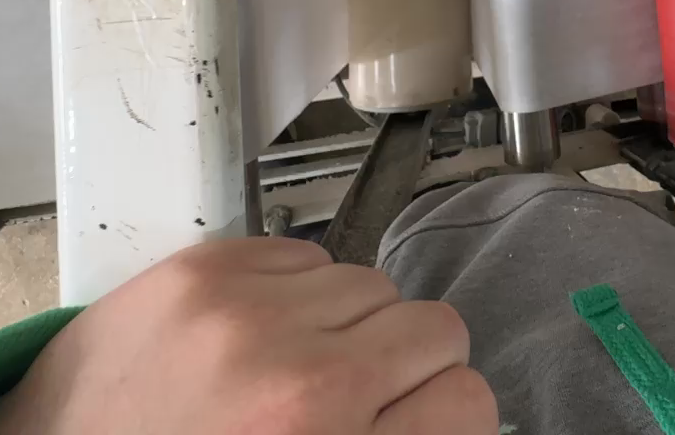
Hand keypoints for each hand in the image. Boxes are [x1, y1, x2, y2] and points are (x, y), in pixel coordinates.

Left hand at [0, 238, 497, 434]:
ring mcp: (247, 311)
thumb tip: (449, 417)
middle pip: (436, 326)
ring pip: (375, 284)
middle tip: (363, 393)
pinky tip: (255, 334)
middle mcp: (299, 379)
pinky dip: (299, 294)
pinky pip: (310, 256)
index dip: (452, 415)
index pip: (467, 402)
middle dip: (410, 364)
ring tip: (298, 361)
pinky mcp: (207, 265)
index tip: (420, 421)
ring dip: (352, 324)